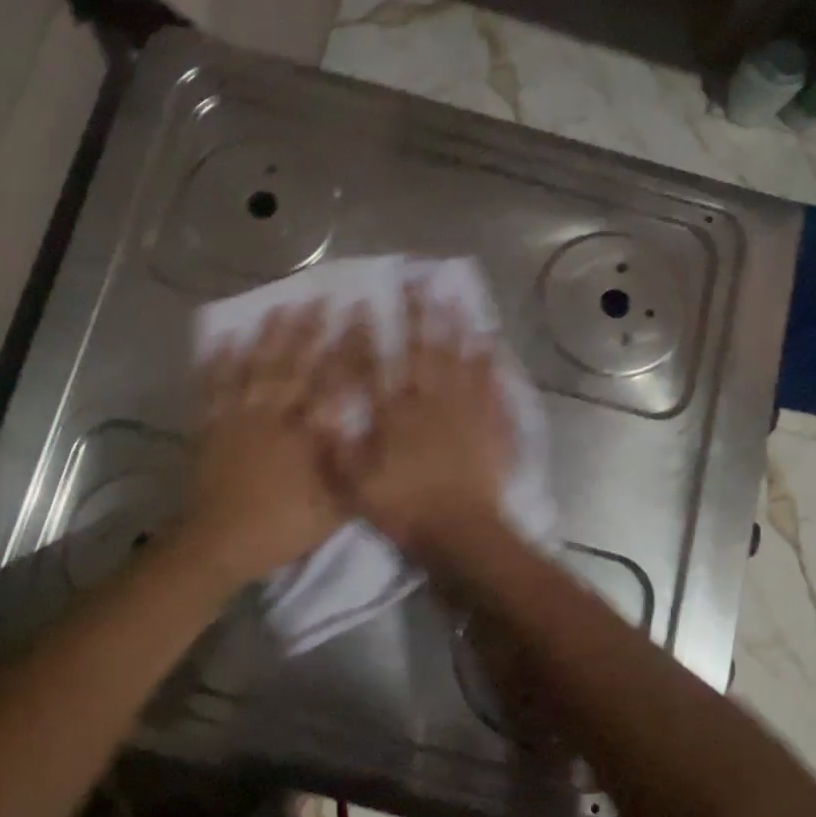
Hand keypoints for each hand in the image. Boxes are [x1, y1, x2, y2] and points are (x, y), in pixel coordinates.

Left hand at [179, 303, 347, 587]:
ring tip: (280, 307)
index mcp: (307, 435)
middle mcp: (274, 416)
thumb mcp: (334, 508)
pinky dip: (218, 363)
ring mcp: (239, 417)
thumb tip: (373, 435)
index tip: (358, 322)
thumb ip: (353, 470)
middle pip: (294, 366)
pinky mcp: (212, 427)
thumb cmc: (281, 528)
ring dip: (269, 337)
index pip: (331, 384)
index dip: (347, 351)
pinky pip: (214, 388)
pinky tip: (224, 340)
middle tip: (321, 300)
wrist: (220, 542)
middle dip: (310, 331)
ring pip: (256, 368)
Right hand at [328, 285, 512, 554]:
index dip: (371, 332)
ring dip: (458, 327)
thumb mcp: (354, 486)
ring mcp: (467, 411)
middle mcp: (432, 402)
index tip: (365, 303)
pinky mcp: (493, 427)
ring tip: (456, 299)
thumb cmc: (405, 510)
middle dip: (421, 313)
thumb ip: (337, 448)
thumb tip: (321, 411)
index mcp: (396, 413)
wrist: (461, 534)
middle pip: (426, 349)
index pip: (380, 363)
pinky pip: (493, 386)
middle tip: (420, 282)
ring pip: (462, 359)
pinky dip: (491, 363)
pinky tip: (491, 345)